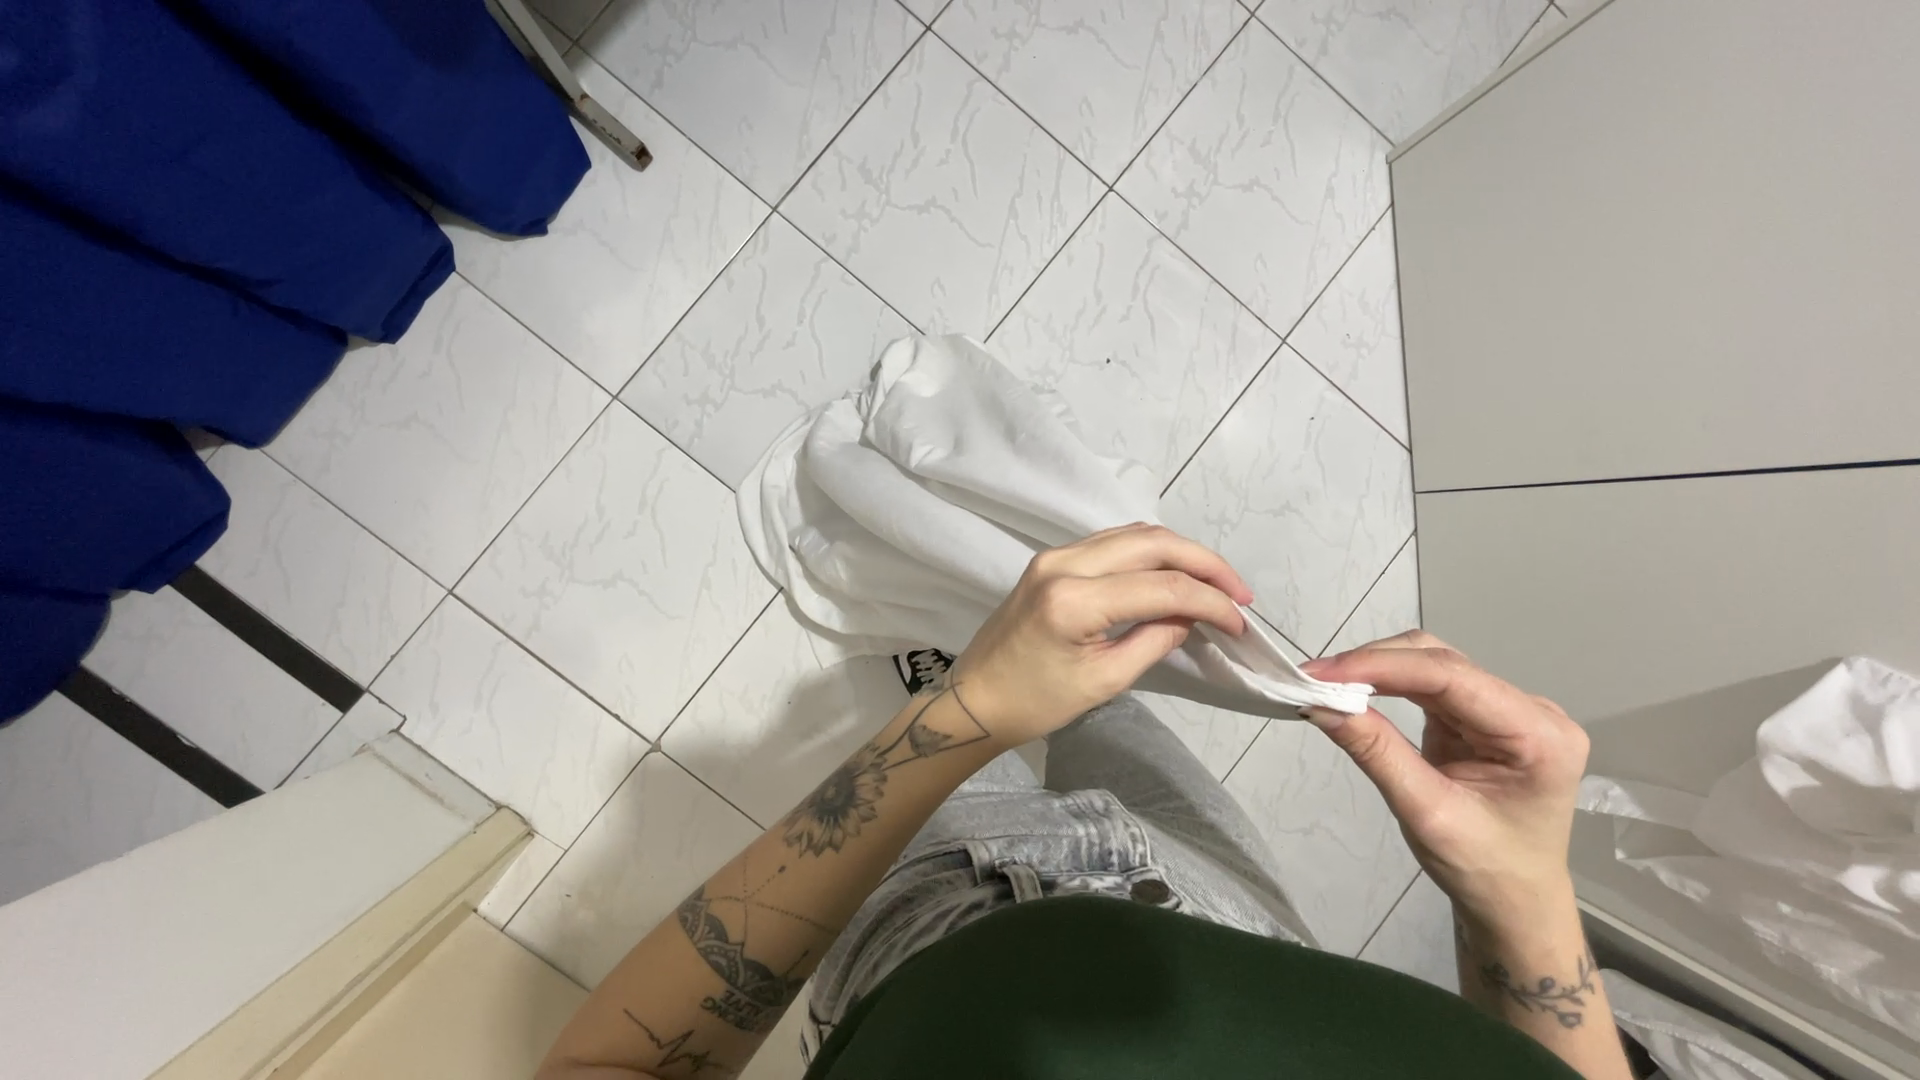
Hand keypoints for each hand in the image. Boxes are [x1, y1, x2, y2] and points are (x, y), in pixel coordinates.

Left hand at [950, 524, 1250, 746]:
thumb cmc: (1035, 703)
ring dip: (1179, 552)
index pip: (1162, 586)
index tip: (1240, 622)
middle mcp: (1063, 563)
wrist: (976, 699)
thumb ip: (1155, 641)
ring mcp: (1054, 556)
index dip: (1210, 601)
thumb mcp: (1104, 681)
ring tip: (1214, 583)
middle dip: (1204, 563)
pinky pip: (1111, 543)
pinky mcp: (1051, 560)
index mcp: (1074, 600)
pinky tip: (1172, 575)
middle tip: (1238, 593)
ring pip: (1133, 534)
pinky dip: (1150, 553)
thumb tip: (1192, 616)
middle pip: (1152, 542)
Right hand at [1300, 631, 1589, 927]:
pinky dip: (1384, 682)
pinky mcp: (1480, 713)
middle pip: (1440, 661)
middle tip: (1313, 678)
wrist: (1513, 901)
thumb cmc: (1482, 868)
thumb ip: (1376, 752)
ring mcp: (1506, 708)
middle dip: (1373, 663)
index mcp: (1539, 736)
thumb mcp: (1425, 813)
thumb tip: (1319, 705)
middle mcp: (1530, 710)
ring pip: (1430, 663)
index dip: (1382, 666)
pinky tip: (1353, 689)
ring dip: (1374, 668)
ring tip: (1326, 683)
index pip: (1451, 677)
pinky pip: (1427, 682)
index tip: (1321, 673)